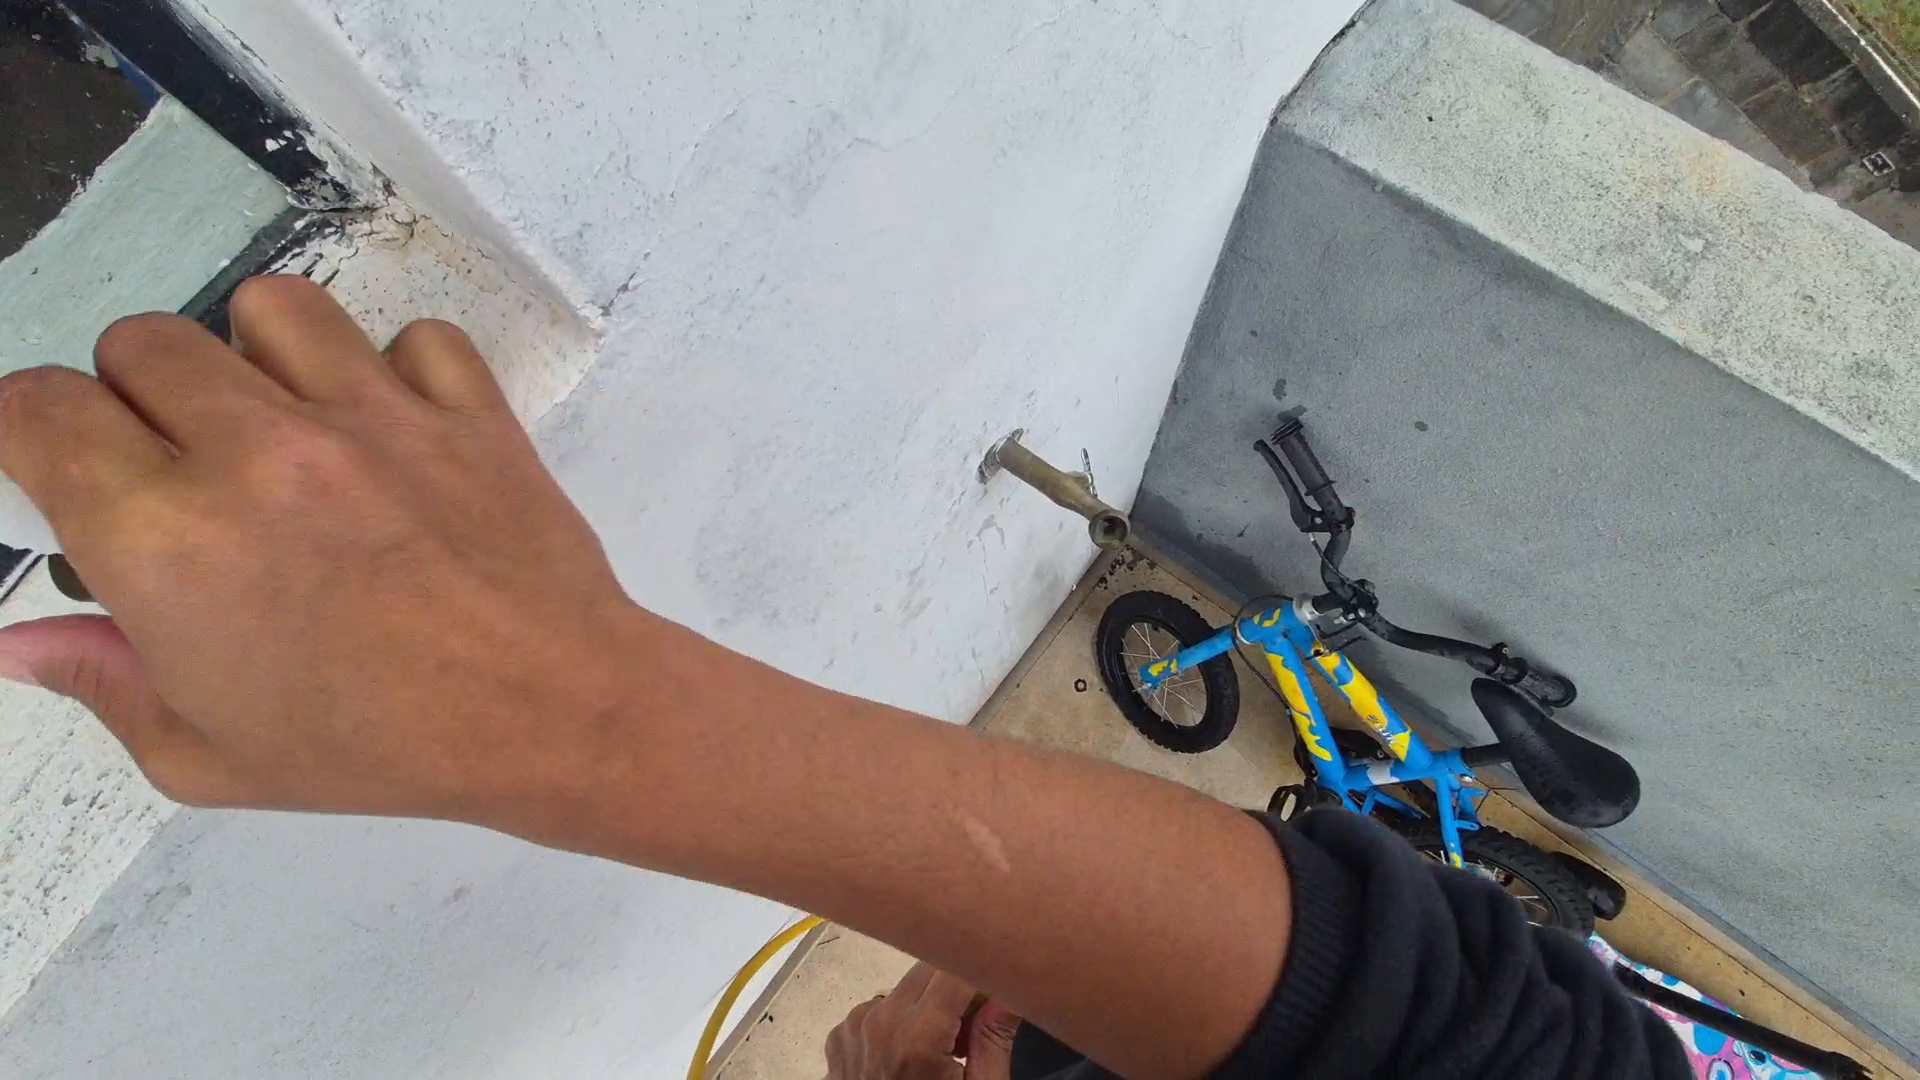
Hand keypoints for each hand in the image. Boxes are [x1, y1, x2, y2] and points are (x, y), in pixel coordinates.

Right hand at [0, 276, 645, 824]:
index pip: (37, 406)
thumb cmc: (390, 745)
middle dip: (151, 394)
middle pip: (153, 343)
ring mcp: (386, 423)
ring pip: (283, 308)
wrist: (552, 705)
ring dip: (268, 351)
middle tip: (202, 459)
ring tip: (299, 418)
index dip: (40, 430)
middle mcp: (265, 449)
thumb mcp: (214, 755)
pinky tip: (413, 421)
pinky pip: (429, 339)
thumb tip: (19, 643)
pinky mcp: (480, 420)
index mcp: (165, 530)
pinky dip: (410, 365)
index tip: (78, 463)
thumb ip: (107, 685)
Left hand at [825, 963, 1020, 1079]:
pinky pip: (876, 1009)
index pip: (954, 968)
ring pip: (902, 987)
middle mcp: (880, 1021)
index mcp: (917, 1037)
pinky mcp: (838, 1037)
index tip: (992, 979)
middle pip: (927, 970)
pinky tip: (902, 1057)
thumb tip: (1011, 990)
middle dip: (953, 985)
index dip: (977, 970)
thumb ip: (994, 1039)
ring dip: (923, 1003)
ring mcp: (853, 1027)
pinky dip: (895, 1022)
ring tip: (934, 1048)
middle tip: (967, 1026)